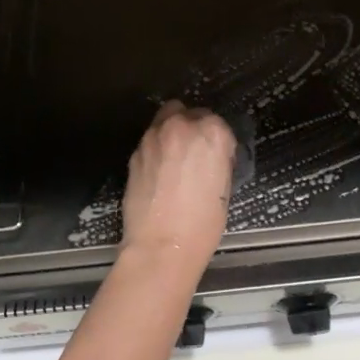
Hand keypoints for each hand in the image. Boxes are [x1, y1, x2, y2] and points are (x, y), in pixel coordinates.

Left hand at [119, 101, 235, 271]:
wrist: (161, 246)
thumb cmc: (203, 224)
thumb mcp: (224, 188)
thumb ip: (217, 160)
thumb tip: (211, 156)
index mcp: (211, 133)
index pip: (219, 124)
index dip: (219, 142)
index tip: (219, 159)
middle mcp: (181, 126)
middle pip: (189, 113)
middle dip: (193, 128)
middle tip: (195, 155)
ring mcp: (153, 137)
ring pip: (165, 121)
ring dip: (172, 133)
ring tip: (176, 162)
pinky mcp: (135, 153)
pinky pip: (150, 141)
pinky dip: (157, 149)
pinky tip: (160, 174)